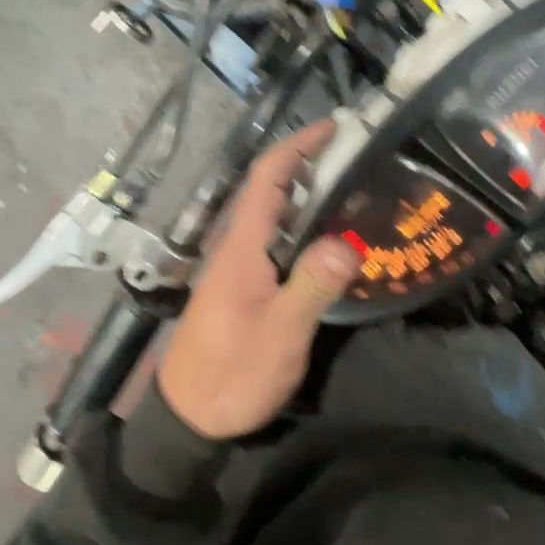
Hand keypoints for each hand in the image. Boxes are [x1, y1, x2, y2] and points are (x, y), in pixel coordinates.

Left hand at [157, 120, 360, 438]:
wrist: (189, 417)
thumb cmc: (232, 374)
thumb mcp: (280, 334)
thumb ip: (311, 285)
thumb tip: (349, 238)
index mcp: (242, 246)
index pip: (267, 178)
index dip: (298, 146)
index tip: (333, 127)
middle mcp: (238, 246)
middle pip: (271, 190)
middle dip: (308, 163)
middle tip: (356, 157)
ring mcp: (239, 267)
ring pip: (274, 216)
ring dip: (308, 195)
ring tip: (353, 189)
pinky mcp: (244, 287)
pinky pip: (277, 242)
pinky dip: (303, 228)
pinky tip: (331, 242)